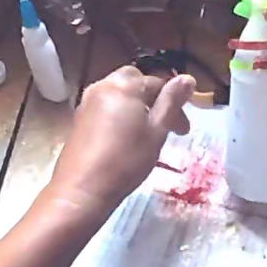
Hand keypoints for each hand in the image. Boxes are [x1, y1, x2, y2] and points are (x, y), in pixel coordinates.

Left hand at [44, 65, 194, 211]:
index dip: (175, 103)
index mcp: (124, 85)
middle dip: (153, 99)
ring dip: (136, 106)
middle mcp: (102, 85)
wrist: (82, 189)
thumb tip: (187, 78)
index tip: (183, 129)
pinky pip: (105, 106)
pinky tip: (124, 137)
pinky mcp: (78, 117)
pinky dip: (119, 114)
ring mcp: (87, 101)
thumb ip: (172, 102)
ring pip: (118, 94)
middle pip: (134, 82)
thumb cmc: (126, 160)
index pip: (157, 82)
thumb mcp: (157, 131)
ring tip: (145, 133)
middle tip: (165, 125)